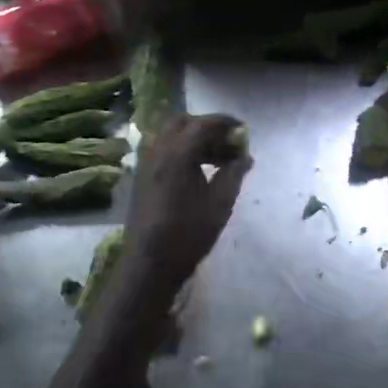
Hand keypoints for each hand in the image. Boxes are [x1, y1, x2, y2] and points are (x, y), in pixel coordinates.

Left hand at [124, 114, 251, 287]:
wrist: (149, 264)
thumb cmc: (188, 235)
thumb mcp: (220, 204)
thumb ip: (234, 174)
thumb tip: (245, 157)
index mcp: (177, 155)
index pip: (203, 124)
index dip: (225, 123)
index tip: (242, 130)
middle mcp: (158, 152)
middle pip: (183, 123)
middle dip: (207, 127)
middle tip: (227, 142)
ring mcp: (146, 164)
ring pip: (170, 135)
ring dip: (193, 138)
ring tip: (216, 158)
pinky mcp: (141, 177)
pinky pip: (162, 149)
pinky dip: (181, 149)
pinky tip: (196, 171)